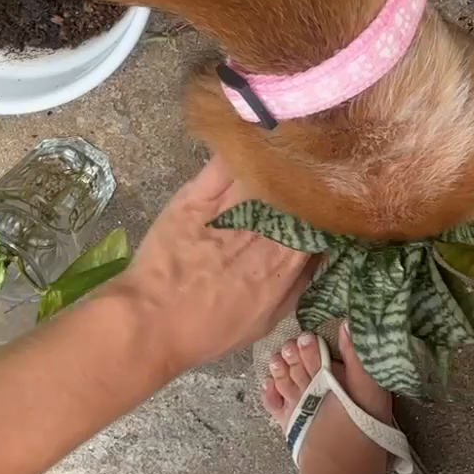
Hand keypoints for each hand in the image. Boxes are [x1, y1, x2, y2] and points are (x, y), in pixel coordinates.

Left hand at [102, 157, 314, 373]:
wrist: (149, 322)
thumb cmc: (206, 331)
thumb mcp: (264, 322)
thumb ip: (297, 287)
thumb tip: (321, 255)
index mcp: (281, 264)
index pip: (315, 225)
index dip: (321, 212)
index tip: (324, 205)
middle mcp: (261, 233)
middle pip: (292, 197)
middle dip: (302, 184)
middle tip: (306, 176)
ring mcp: (228, 211)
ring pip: (264, 176)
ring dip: (276, 166)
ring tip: (284, 154)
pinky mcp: (196, 197)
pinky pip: (225, 165)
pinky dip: (240, 151)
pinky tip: (250, 142)